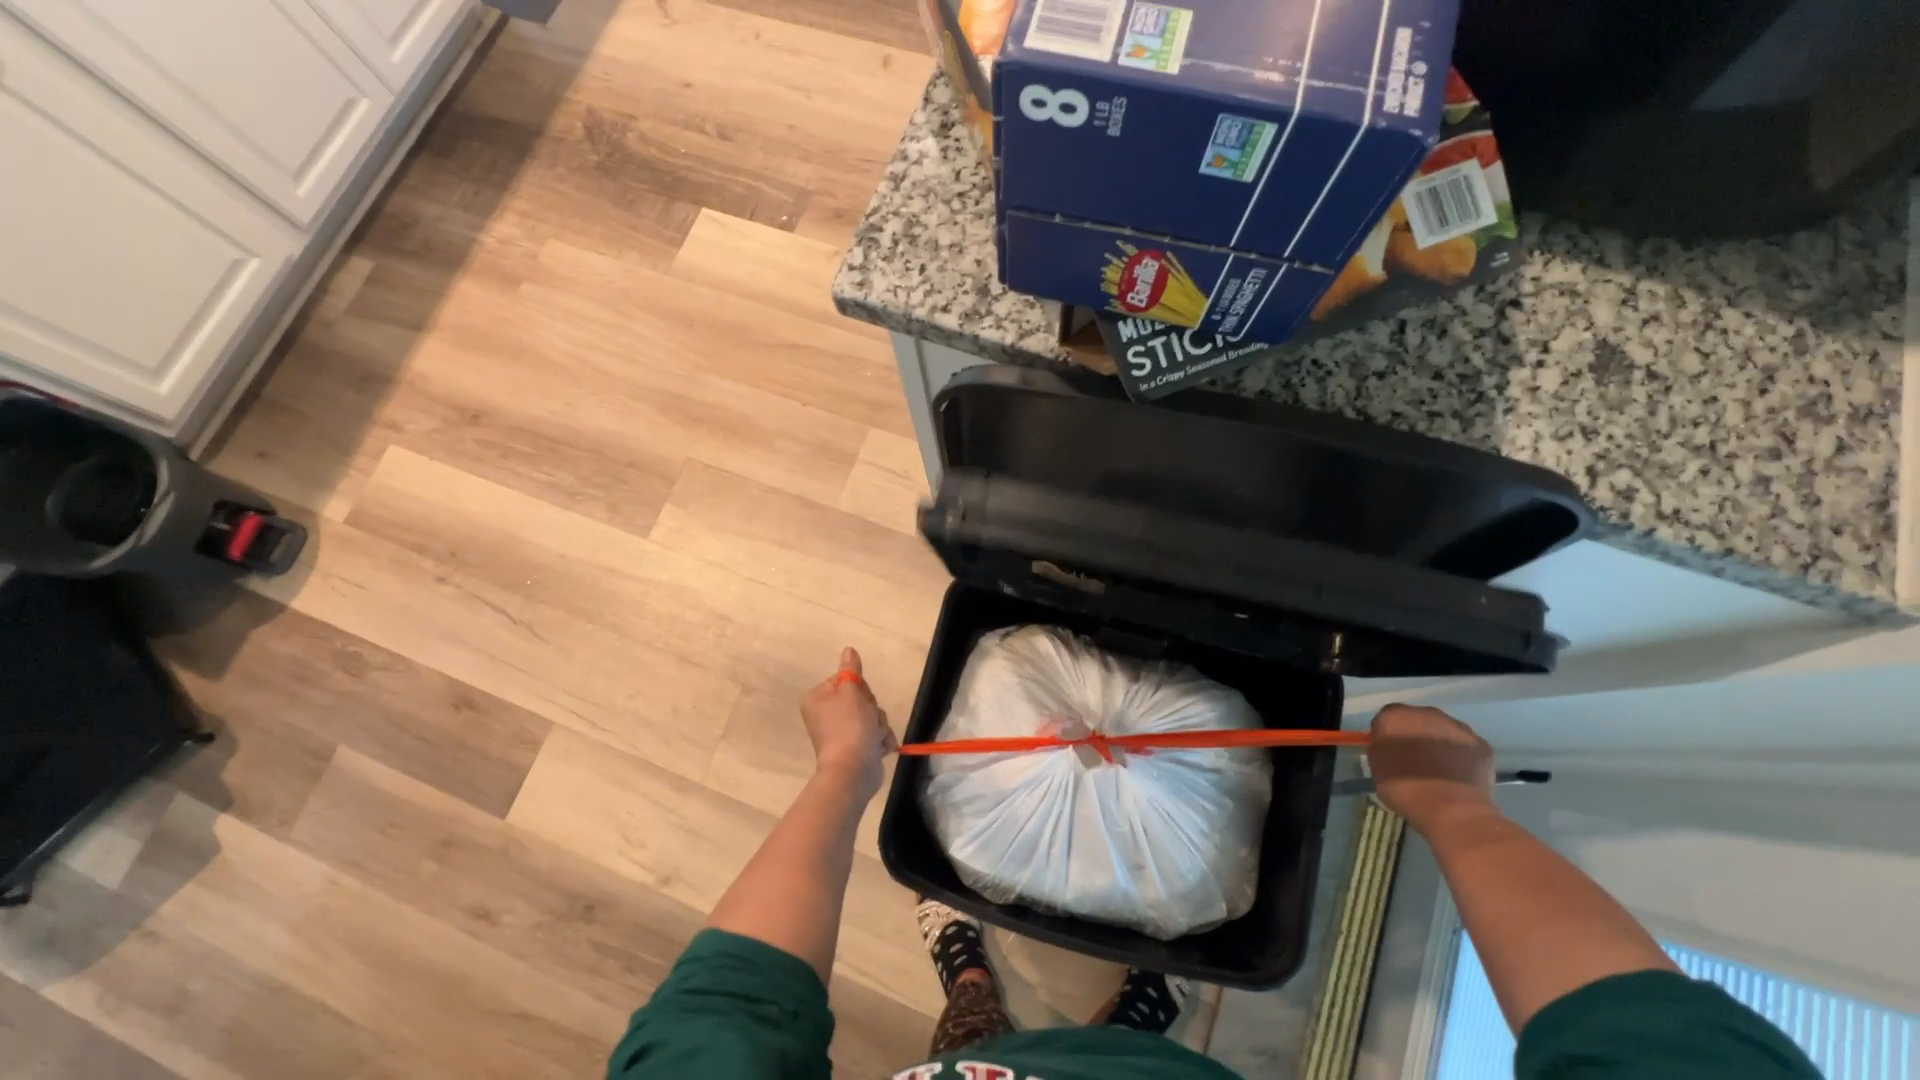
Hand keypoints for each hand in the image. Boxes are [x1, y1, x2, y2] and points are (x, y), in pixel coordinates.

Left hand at [801, 648, 897, 798]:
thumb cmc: (849, 727)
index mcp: (818, 699)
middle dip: (872, 710)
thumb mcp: (851, 692)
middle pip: (860, 699)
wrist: (853, 771)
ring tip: (874, 737)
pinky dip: (880, 740)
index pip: (845, 680)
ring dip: (879, 725)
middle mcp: (826, 715)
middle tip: (868, 720)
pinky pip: (874, 734)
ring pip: (871, 717)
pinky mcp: (855, 748)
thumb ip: (851, 670)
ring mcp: (840, 733)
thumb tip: (848, 649)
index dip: (860, 688)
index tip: (861, 699)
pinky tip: (879, 748)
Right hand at [1368, 704, 1497, 832]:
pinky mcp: (1481, 744)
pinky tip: (1458, 776)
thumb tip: (1390, 746)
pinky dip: (1461, 756)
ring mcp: (1458, 727)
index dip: (1388, 735)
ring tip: (1439, 771)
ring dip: (1440, 744)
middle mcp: (1427, 713)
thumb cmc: (1404, 787)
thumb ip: (1382, 748)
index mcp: (1396, 716)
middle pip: (1418, 720)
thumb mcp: (1376, 766)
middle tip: (1413, 760)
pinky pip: (1466, 746)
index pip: (1387, 718)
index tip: (1388, 752)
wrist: (1450, 808)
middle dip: (1416, 735)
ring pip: (1444, 731)